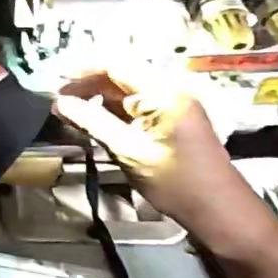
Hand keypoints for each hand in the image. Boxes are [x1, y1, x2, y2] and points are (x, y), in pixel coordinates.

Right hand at [53, 67, 277, 260]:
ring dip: (97, 99)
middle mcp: (170, 92)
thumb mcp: (128, 151)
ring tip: (70, 111)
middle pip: (121, 76)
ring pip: (126, 92)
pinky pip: (135, 107)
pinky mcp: (170, 121)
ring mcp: (171, 107)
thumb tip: (60, 103)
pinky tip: (92, 122)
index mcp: (164, 93)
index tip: (57, 82)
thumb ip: (92, 122)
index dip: (84, 70)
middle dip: (88, 85)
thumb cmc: (177, 182)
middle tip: (59, 99)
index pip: (117, 65)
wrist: (221, 212)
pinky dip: (112, 112)